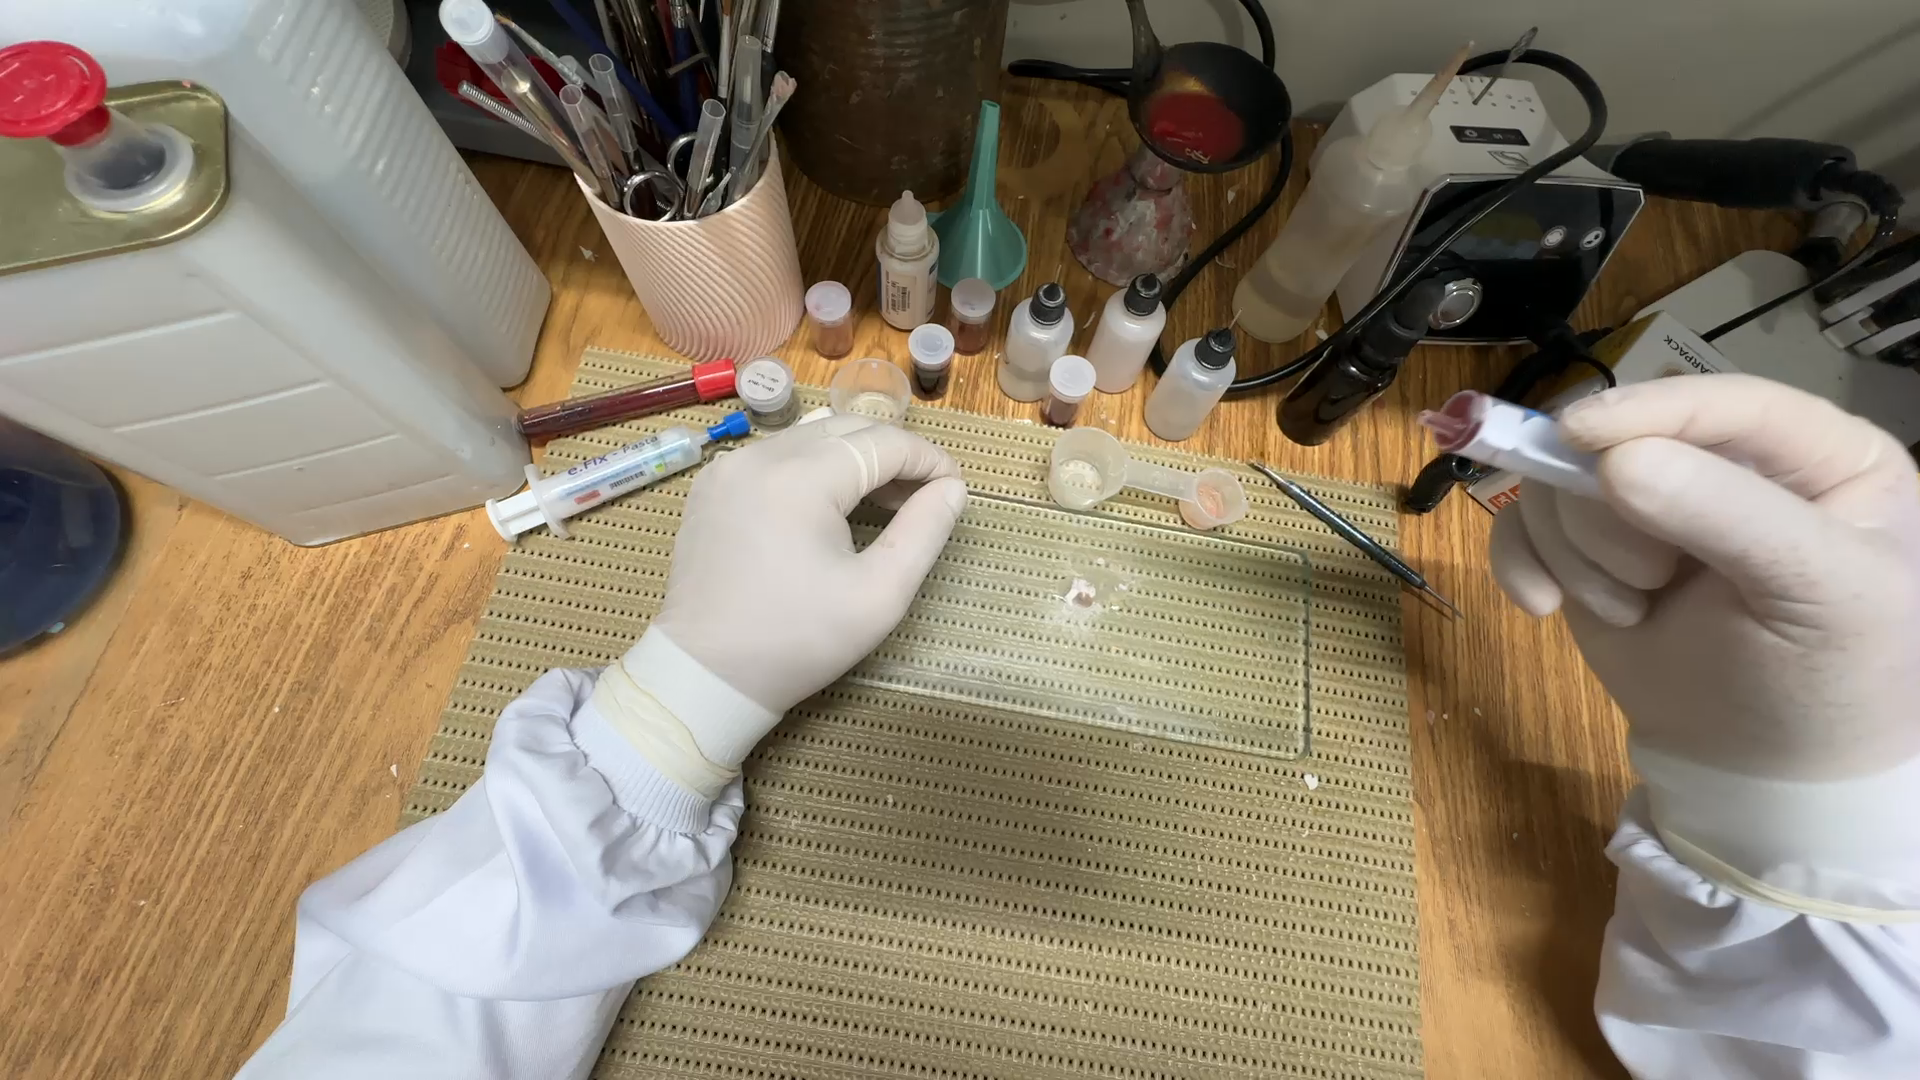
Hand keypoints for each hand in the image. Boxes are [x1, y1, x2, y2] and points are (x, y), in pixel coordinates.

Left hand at [642, 415, 967, 764]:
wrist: (704, 674)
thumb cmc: (798, 641)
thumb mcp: (879, 595)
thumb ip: (924, 533)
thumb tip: (952, 489)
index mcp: (800, 479)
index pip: (884, 442)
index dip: (929, 460)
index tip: (954, 488)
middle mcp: (760, 455)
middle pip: (848, 427)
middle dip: (896, 453)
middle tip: (924, 495)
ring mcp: (730, 466)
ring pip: (812, 436)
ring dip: (857, 456)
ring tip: (883, 498)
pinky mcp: (713, 484)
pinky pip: (778, 454)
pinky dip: (816, 466)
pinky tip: (831, 503)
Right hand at [1490, 374, 1919, 781]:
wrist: (1748, 755)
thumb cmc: (1821, 677)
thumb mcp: (1816, 595)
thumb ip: (1729, 517)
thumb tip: (1611, 460)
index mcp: (1810, 458)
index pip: (1724, 403)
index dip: (1647, 410)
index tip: (1575, 437)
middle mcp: (1714, 467)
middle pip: (1610, 445)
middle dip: (1606, 522)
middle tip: (1647, 582)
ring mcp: (1633, 506)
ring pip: (1551, 487)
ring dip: (1570, 558)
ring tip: (1625, 609)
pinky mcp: (1573, 544)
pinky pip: (1512, 526)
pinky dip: (1515, 564)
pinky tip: (1540, 605)